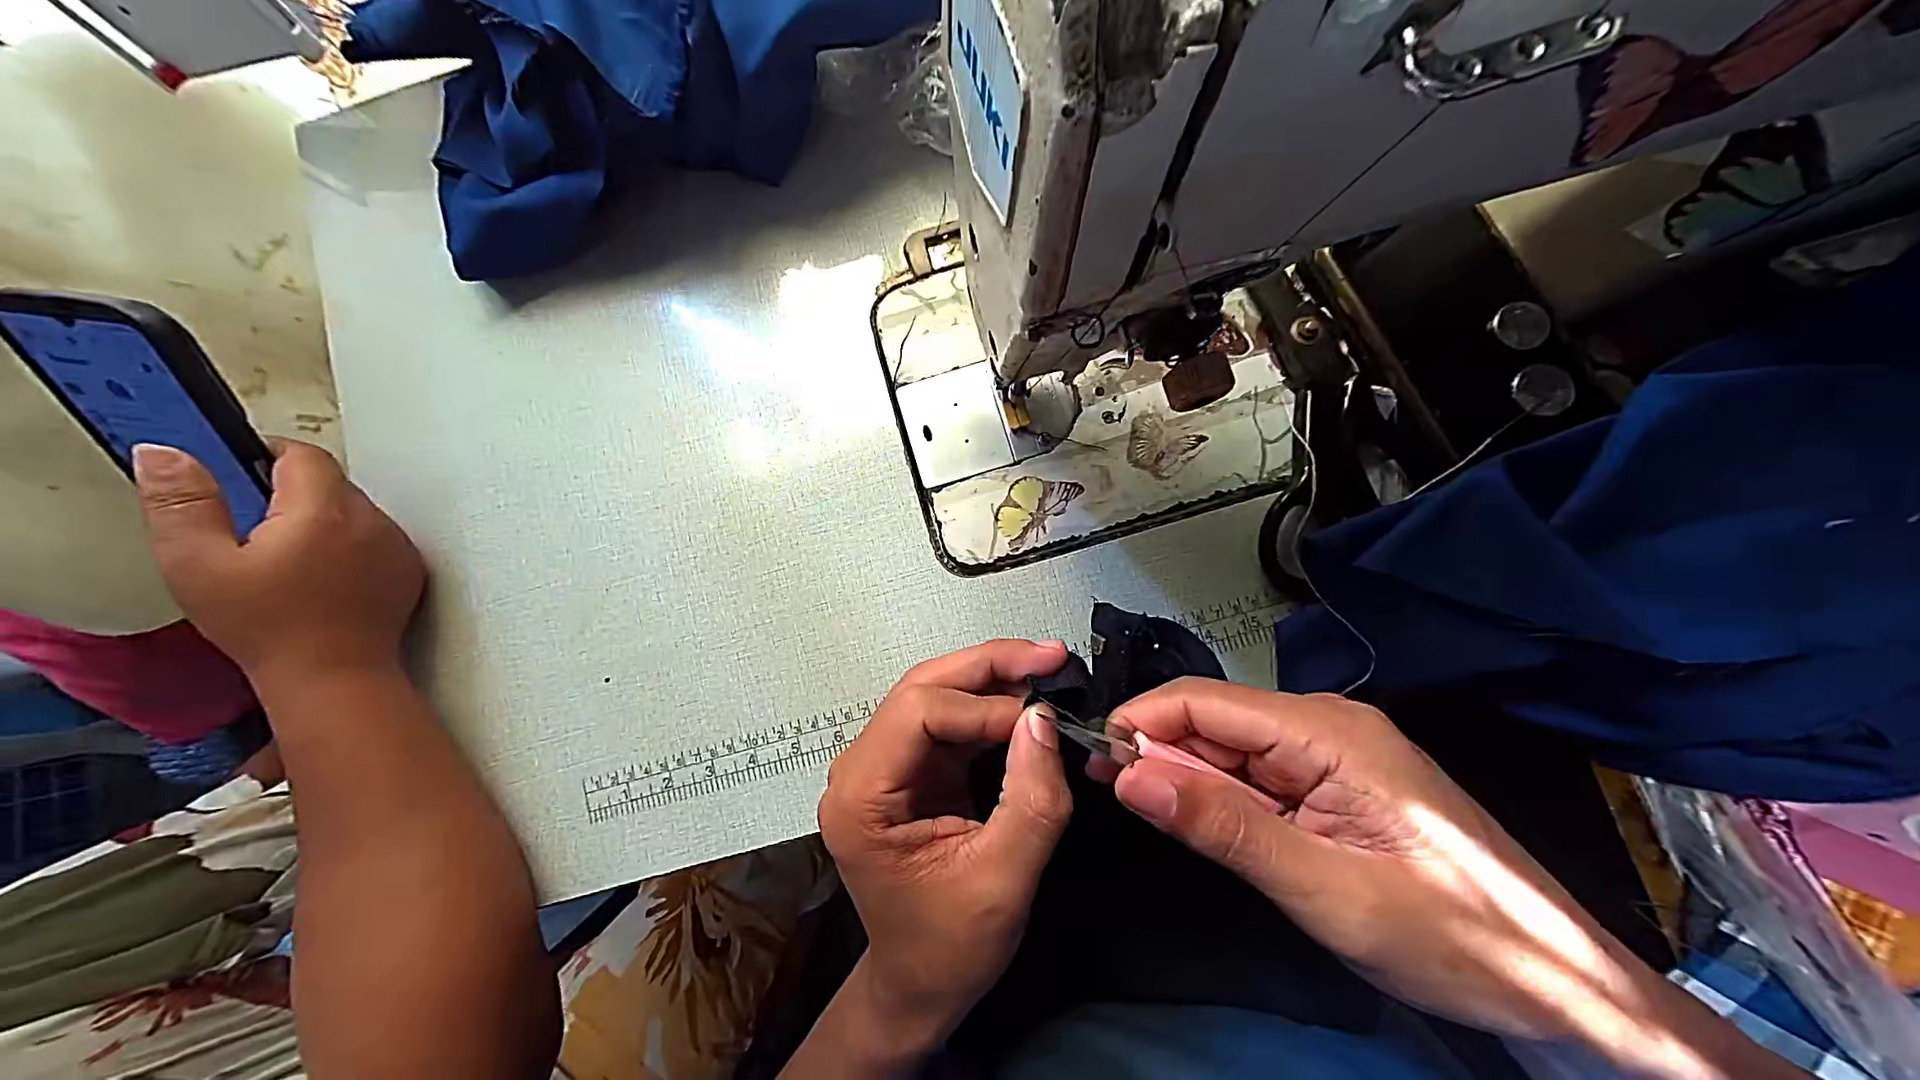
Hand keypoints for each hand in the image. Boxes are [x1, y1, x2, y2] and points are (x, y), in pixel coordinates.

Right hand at [133, 440, 424, 688]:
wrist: (334, 672)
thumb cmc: (267, 626)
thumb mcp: (197, 563)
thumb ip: (181, 502)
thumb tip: (166, 453)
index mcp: (325, 511)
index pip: (305, 454)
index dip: (268, 452)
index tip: (240, 466)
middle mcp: (373, 521)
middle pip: (332, 483)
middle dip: (293, 490)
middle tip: (253, 521)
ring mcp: (398, 544)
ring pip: (357, 510)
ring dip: (324, 518)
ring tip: (286, 554)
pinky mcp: (409, 567)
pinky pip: (378, 538)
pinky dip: (351, 544)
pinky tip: (322, 574)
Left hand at [816, 639, 1071, 1045]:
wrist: (920, 985)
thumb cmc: (950, 948)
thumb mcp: (1003, 880)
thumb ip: (1030, 798)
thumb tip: (1043, 718)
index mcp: (861, 796)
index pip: (918, 712)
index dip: (983, 706)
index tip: (1041, 719)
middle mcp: (861, 768)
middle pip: (923, 688)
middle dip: (990, 667)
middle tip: (1050, 656)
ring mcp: (884, 765)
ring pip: (936, 694)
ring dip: (992, 678)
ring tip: (1046, 669)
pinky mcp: (910, 769)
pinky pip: (949, 720)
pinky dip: (990, 706)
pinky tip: (1025, 701)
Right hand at [1104, 680, 1769, 1076]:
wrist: (1569, 993)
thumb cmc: (1455, 939)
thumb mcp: (1327, 891)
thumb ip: (1223, 827)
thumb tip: (1129, 777)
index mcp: (1329, 731)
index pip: (1205, 702)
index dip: (1142, 722)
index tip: (1094, 760)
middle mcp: (1325, 725)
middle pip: (1213, 720)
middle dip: (1157, 751)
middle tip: (1107, 792)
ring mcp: (1330, 754)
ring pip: (1228, 748)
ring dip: (1183, 775)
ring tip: (1142, 808)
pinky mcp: (1332, 784)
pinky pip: (1255, 775)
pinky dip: (1217, 795)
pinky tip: (1196, 818)